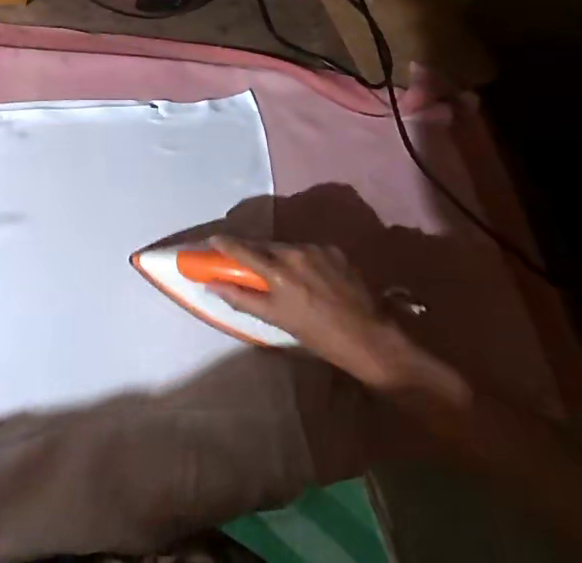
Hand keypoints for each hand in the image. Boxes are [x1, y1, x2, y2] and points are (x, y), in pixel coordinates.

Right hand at [206, 237, 431, 392]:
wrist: (372, 339)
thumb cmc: (319, 335)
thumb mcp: (276, 319)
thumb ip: (241, 297)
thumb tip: (211, 283)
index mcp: (277, 272)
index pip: (241, 249)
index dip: (223, 243)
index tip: (210, 241)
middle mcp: (294, 252)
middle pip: (262, 244)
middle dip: (249, 249)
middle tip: (241, 259)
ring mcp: (316, 249)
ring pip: (284, 245)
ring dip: (274, 254)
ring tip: (276, 271)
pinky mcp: (334, 250)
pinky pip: (306, 249)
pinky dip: (298, 257)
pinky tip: (304, 274)